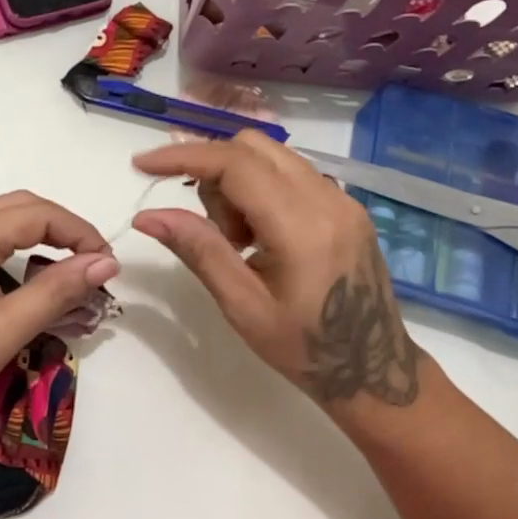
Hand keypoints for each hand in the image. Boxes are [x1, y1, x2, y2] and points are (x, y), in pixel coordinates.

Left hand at [0, 192, 118, 444]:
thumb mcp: (6, 330)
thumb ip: (57, 290)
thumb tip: (105, 263)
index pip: (35, 214)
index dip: (78, 231)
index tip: (107, 263)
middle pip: (15, 205)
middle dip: (59, 226)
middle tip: (92, 261)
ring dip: (33, 231)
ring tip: (66, 264)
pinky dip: (5, 242)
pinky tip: (21, 270)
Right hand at [131, 132, 425, 412]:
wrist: (375, 372)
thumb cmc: (304, 349)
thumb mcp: (242, 305)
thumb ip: (198, 250)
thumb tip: (147, 215)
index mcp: (302, 226)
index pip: (234, 163)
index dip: (183, 156)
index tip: (142, 165)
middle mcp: (328, 198)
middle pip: (252, 146)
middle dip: (212, 172)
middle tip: (206, 227)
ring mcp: (343, 200)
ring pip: (271, 156)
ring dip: (236, 181)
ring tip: (236, 241)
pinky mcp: (347, 207)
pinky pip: (291, 174)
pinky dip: (260, 190)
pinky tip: (258, 238)